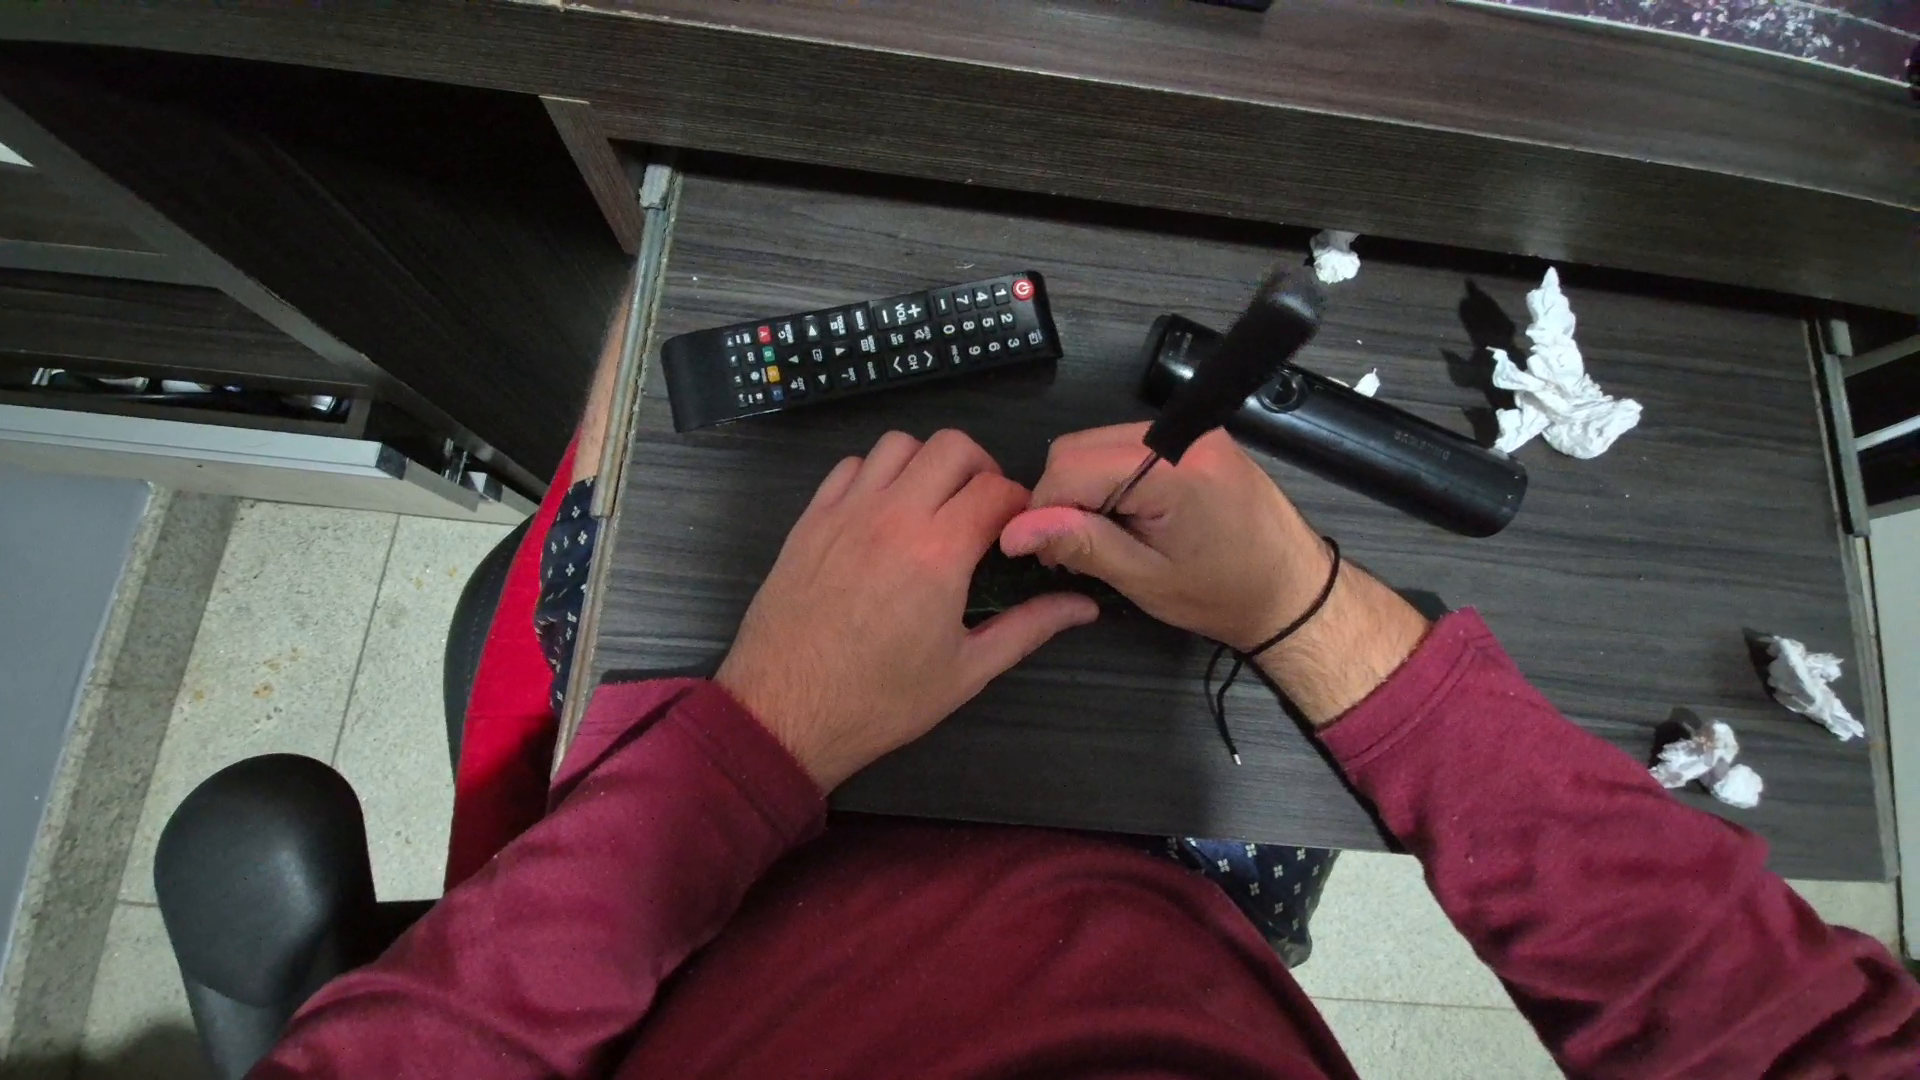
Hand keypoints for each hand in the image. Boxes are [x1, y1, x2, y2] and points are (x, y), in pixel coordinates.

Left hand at [717, 430, 1098, 789]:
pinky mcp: (810, 519)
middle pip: (952, 446)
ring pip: (898, 445)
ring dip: (927, 464)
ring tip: (933, 504)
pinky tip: (882, 512)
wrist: (784, 712)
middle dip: (981, 469)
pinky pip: (850, 467)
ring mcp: (845, 511)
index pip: (996, 489)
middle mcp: (893, 515)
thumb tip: (1084, 606)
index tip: (1018, 529)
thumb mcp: (967, 671)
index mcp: (939, 552)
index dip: (1019, 502)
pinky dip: (877, 474)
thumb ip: (1029, 627)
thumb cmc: (881, 700)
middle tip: (983, 510)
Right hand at [999, 423, 1427, 725]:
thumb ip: (1080, 545)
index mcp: (1172, 469)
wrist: (1295, 591)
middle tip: (1076, 548)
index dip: (1043, 509)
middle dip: (1062, 497)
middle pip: (1077, 447)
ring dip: (1085, 488)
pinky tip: (1127, 515)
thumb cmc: (1226, 594)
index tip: (1043, 550)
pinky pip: (1124, 446)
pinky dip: (1109, 479)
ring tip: (1107, 535)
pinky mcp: (1193, 438)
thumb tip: (1015, 532)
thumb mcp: (1145, 579)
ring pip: (1096, 444)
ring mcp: (1189, 431)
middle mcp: (1180, 435)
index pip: (1071, 468)